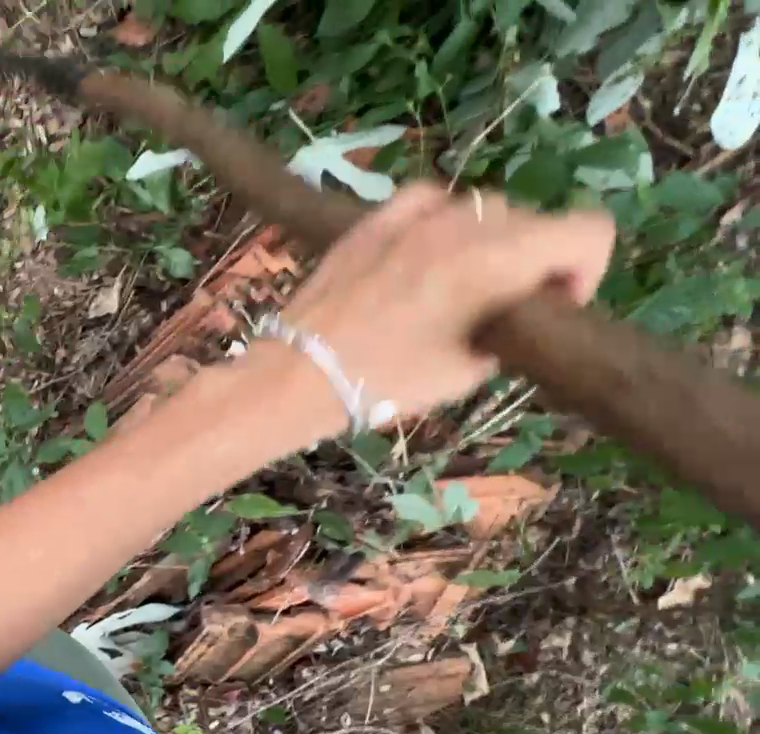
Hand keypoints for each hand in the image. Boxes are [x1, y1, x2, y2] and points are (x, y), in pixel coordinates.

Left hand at [268, 181, 615, 432]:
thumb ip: (513, 328)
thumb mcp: (469, 368)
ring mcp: (411, 217)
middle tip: (498, 302)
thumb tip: (518, 313)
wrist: (297, 374)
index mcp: (501, 256)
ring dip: (482, 239)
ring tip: (452, 283)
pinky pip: (425, 201)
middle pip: (531, 221)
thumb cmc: (385, 380)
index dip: (584, 270)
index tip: (553, 305)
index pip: (589, 231)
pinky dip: (435, 220)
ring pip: (479, 209)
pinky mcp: (369, 222)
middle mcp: (463, 223)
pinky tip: (420, 252)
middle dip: (529, 259)